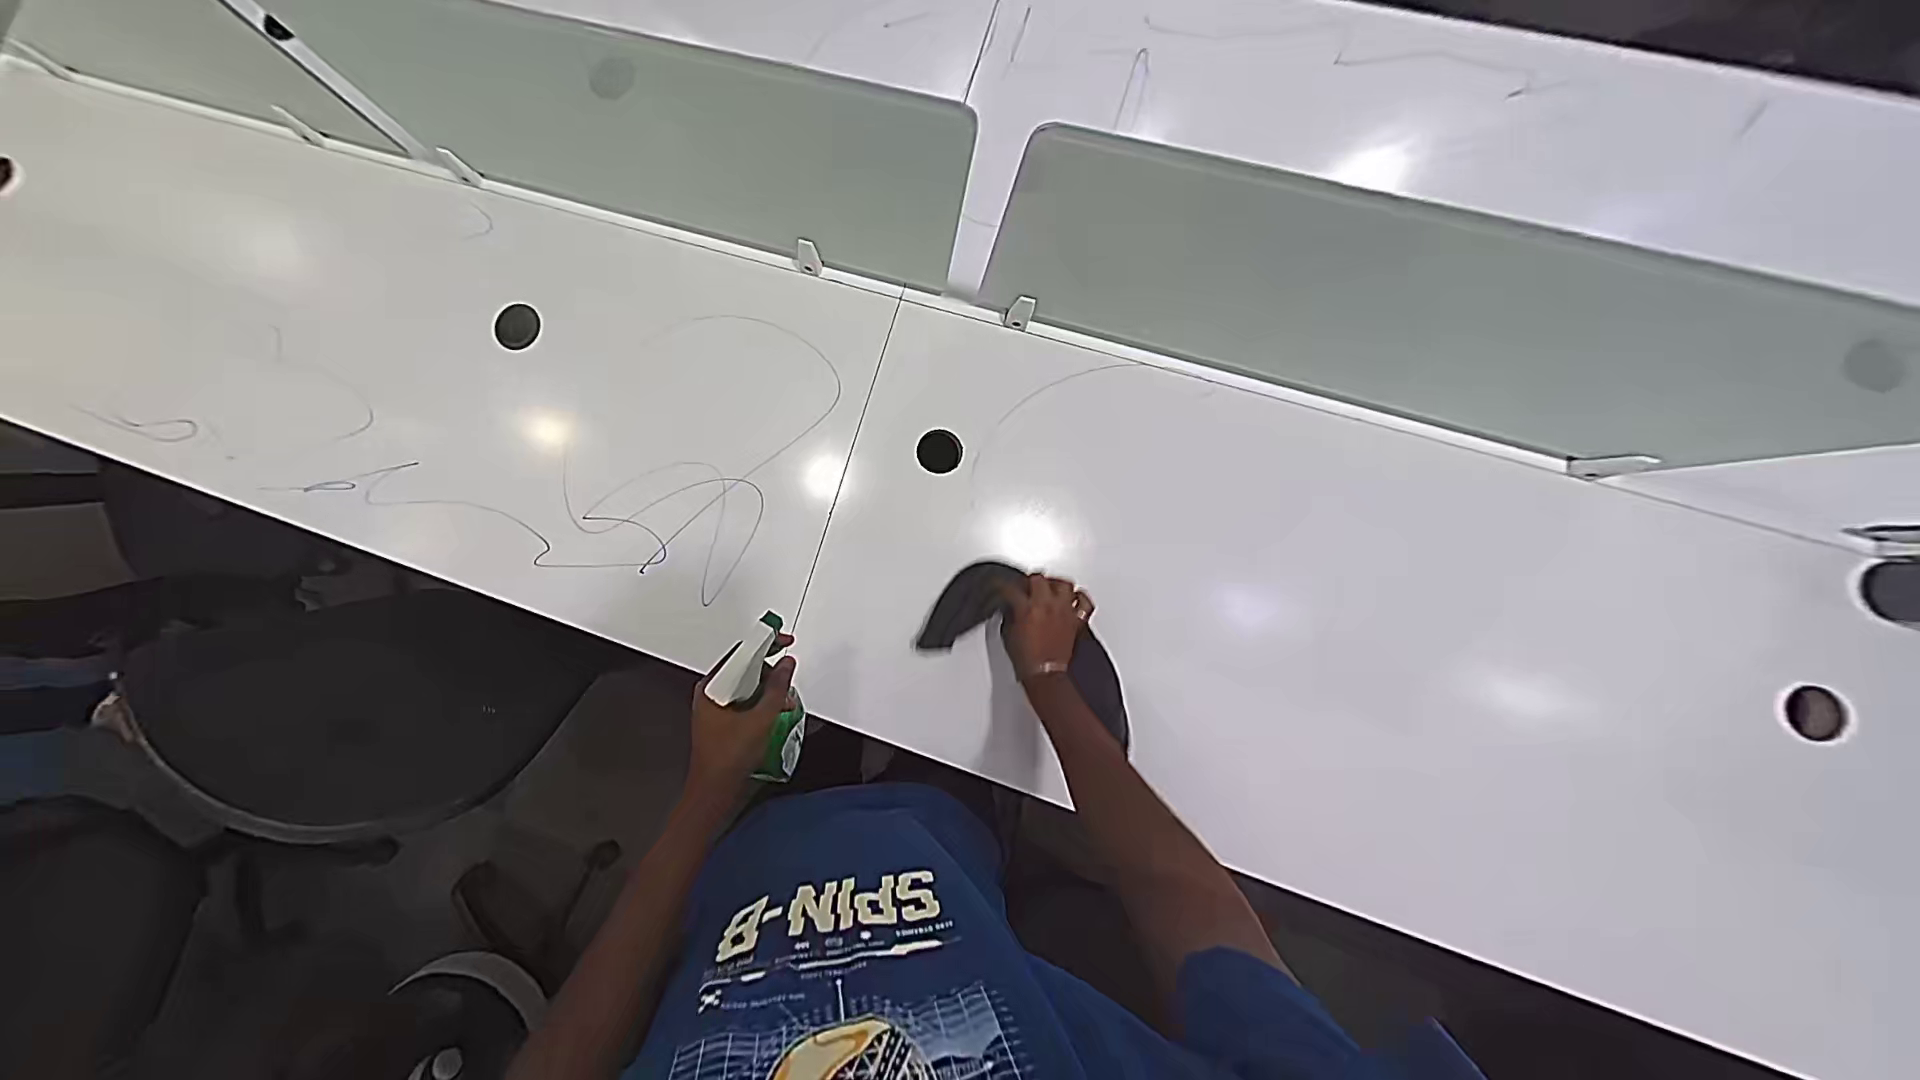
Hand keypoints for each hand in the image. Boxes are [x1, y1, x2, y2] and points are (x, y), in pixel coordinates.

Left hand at [688, 633, 795, 797]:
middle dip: (770, 672)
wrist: (715, 792)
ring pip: (747, 684)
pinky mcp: (724, 719)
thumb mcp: (761, 718)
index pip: (740, 653)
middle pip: (745, 668)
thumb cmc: (727, 758)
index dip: (764, 644)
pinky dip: (762, 701)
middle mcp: (711, 693)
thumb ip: (777, 688)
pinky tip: (775, 712)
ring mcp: (717, 707)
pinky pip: (746, 699)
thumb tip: (786, 665)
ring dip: (769, 689)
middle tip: (787, 678)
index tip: (782, 640)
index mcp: (712, 687)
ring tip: (783, 701)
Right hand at [1003, 574, 1093, 682]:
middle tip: (1026, 585)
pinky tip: (1073, 597)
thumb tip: (1013, 608)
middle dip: (1029, 580)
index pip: (1011, 589)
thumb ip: (1011, 615)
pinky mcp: (1076, 620)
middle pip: (1038, 579)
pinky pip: (1084, 602)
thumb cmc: (1027, 659)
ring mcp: (1064, 611)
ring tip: (1049, 586)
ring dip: (1055, 583)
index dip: (1004, 586)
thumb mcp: (1009, 633)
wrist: (1044, 674)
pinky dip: (1079, 598)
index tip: (1002, 586)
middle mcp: (1046, 606)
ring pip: (1064, 584)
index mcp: (1026, 608)